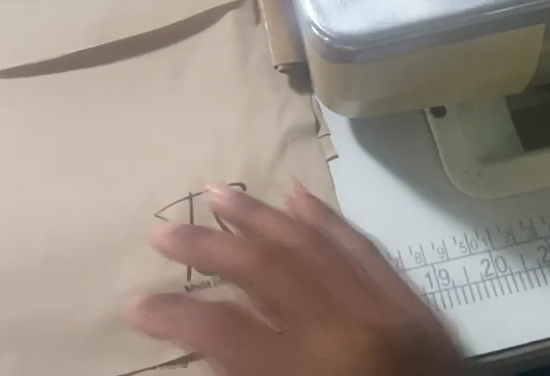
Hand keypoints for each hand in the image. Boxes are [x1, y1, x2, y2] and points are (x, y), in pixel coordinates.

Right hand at [129, 184, 464, 375]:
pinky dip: (327, 219)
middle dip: (209, 247)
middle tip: (163, 230)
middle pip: (265, 269)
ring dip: (261, 216)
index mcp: (314, 370)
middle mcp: (348, 327)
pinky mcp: (413, 302)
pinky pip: (363, 246)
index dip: (176, 314)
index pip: (228, 331)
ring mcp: (385, 307)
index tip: (137, 302)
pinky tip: (297, 194)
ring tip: (219, 192)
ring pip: (311, 242)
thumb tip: (209, 345)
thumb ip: (254, 375)